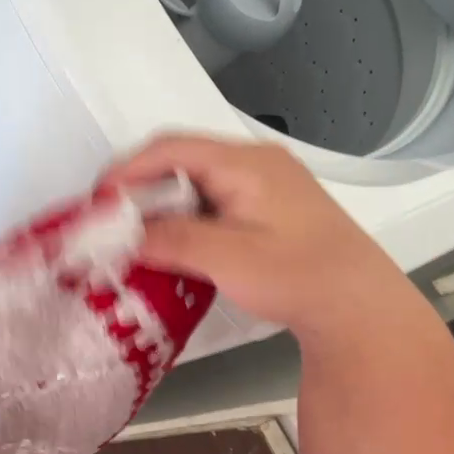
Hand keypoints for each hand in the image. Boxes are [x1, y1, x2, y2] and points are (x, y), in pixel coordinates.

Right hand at [104, 135, 420, 340]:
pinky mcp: (263, 208)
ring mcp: (261, 184)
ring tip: (131, 237)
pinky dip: (179, 218)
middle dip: (137, 188)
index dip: (126, 171)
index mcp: (246, 164)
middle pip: (179, 160)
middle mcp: (253, 163)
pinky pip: (207, 200)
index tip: (96, 203)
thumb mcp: (227, 259)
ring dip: (158, 206)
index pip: (170, 148)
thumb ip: (171, 240)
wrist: (357, 305)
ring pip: (191, 182)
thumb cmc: (298, 276)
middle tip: (107, 221)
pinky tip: (168, 246)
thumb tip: (122, 235)